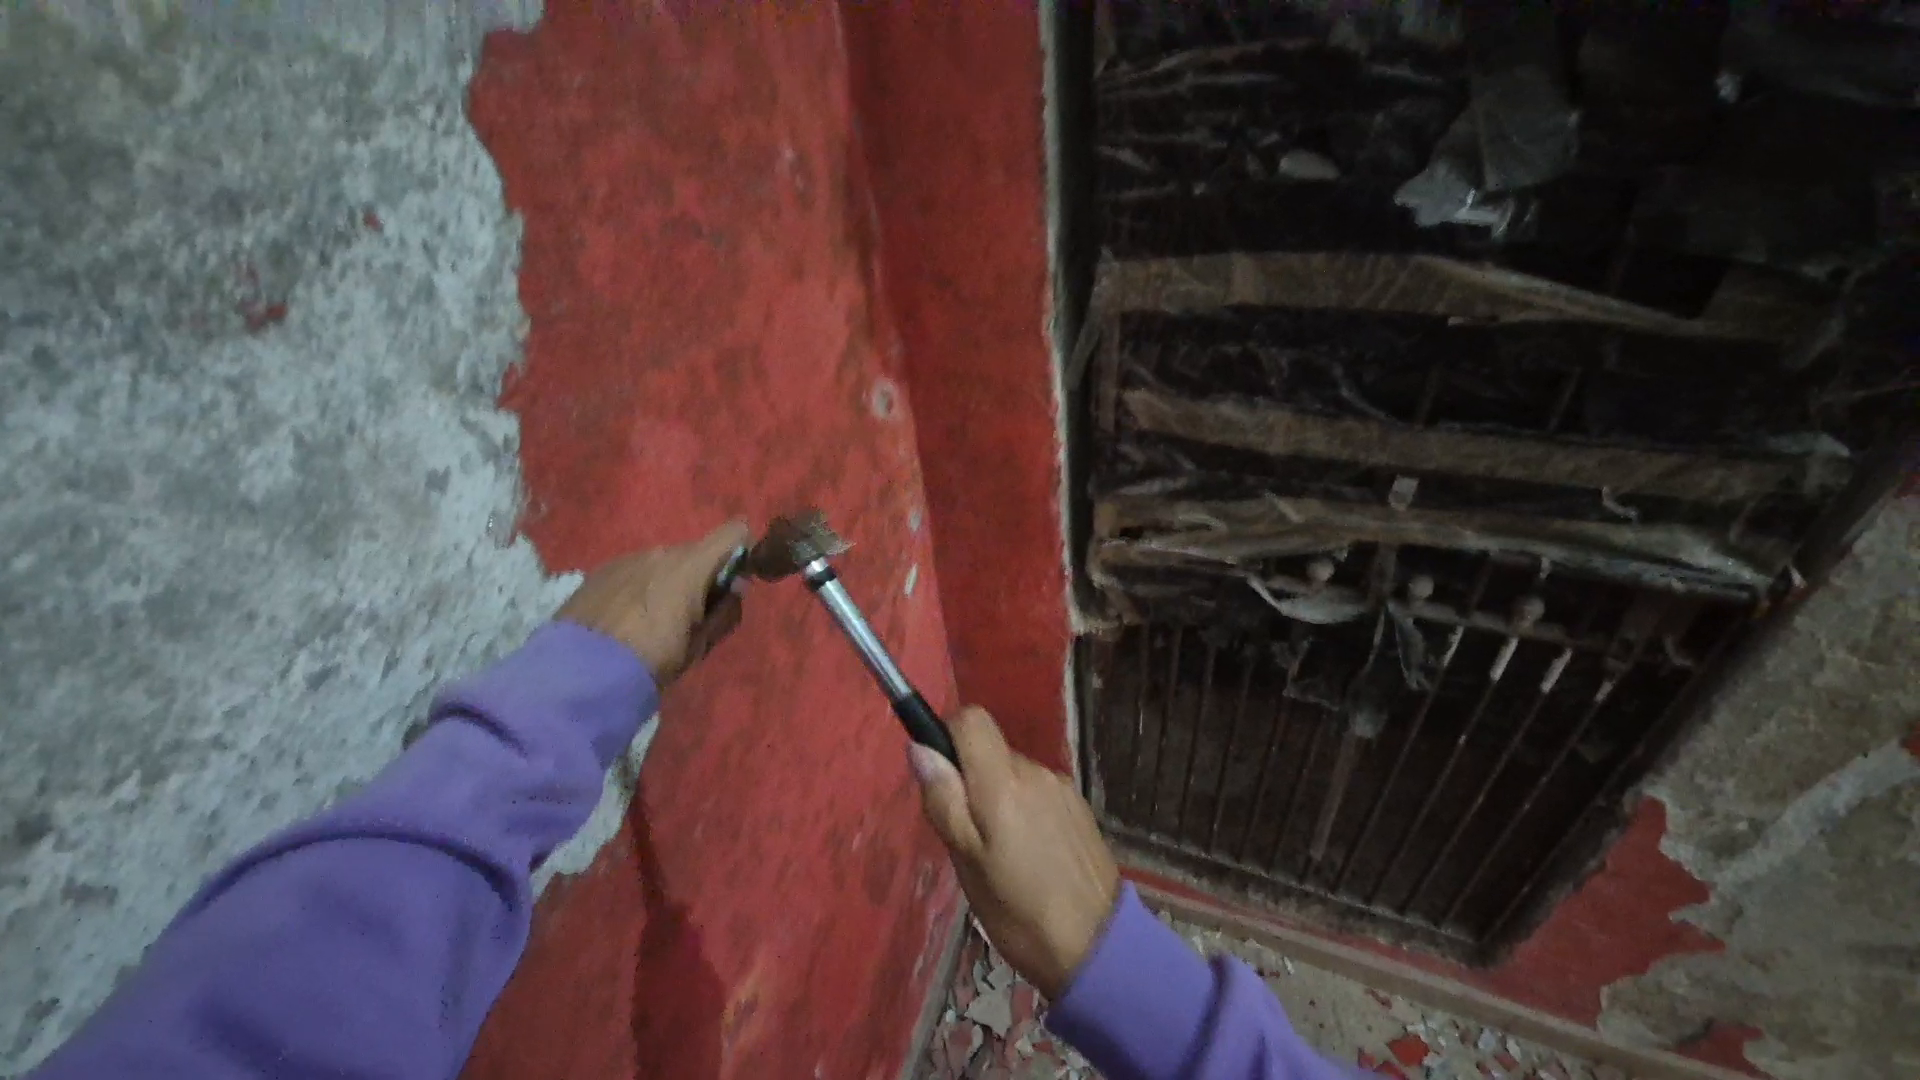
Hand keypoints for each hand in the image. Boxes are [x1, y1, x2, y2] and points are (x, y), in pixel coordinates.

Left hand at [557, 520, 751, 684]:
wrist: (579, 673)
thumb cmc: (652, 660)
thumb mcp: (700, 645)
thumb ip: (726, 611)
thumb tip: (736, 587)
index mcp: (690, 566)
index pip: (734, 533)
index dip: (742, 551)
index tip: (736, 580)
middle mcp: (659, 552)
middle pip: (695, 552)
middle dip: (701, 575)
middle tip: (692, 614)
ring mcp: (625, 559)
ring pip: (662, 562)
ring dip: (668, 581)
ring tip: (652, 620)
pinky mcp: (599, 572)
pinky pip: (634, 572)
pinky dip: (639, 587)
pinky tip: (626, 618)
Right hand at [911, 707, 1120, 998]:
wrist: (1097, 947)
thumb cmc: (1017, 910)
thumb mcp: (966, 860)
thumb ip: (944, 799)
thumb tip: (920, 747)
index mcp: (1004, 780)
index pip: (972, 718)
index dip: (949, 737)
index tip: (941, 778)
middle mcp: (1036, 771)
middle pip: (991, 749)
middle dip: (971, 779)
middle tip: (967, 837)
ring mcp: (1061, 788)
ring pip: (1013, 773)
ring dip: (998, 798)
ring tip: (1000, 854)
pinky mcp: (1078, 807)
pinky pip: (1037, 792)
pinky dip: (1024, 811)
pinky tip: (1030, 855)